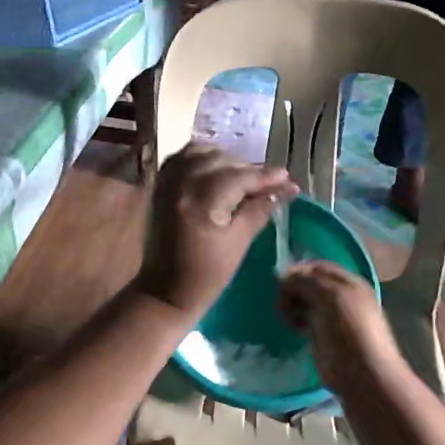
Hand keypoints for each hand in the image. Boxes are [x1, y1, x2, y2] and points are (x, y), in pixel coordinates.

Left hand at [134, 143, 295, 319]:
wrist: (165, 291)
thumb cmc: (206, 275)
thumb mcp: (239, 243)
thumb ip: (260, 210)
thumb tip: (286, 190)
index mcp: (202, 203)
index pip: (239, 177)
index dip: (265, 176)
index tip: (286, 178)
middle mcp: (181, 185)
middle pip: (220, 161)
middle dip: (247, 168)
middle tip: (267, 182)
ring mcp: (166, 184)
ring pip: (199, 153)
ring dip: (223, 159)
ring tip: (241, 175)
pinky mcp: (158, 187)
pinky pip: (180, 159)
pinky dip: (199, 158)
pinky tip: (214, 169)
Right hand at [278, 260, 406, 387]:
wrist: (362, 373)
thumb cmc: (350, 330)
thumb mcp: (331, 296)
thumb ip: (306, 281)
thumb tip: (282, 275)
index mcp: (348, 282)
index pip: (317, 267)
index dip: (298, 270)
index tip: (281, 281)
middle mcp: (339, 295)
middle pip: (307, 282)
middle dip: (292, 288)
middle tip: (283, 302)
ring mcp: (329, 314)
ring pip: (302, 299)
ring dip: (290, 303)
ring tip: (288, 316)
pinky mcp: (319, 333)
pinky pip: (301, 317)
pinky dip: (293, 317)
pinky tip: (292, 326)